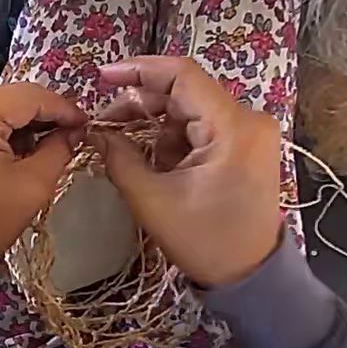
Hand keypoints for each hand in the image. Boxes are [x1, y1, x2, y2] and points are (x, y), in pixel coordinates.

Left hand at [0, 83, 87, 263]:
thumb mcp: (33, 185)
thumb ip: (59, 148)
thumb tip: (74, 130)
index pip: (28, 96)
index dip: (62, 107)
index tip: (84, 122)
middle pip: (10, 97)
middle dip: (43, 114)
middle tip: (71, 133)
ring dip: (24, 122)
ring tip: (49, 144)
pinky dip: (3, 128)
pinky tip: (21, 147)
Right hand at [97, 56, 283, 287]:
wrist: (250, 277)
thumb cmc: (204, 241)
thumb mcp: (153, 201)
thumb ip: (120, 159)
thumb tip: (96, 133)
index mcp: (233, 127)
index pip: (183, 76)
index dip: (138, 70)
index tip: (103, 76)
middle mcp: (248, 120)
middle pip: (185, 93)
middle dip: (142, 106)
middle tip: (106, 125)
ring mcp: (250, 133)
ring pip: (191, 111)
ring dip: (156, 127)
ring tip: (129, 152)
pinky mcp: (246, 147)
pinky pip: (202, 129)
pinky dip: (174, 141)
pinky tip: (156, 164)